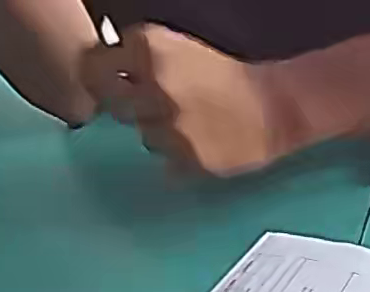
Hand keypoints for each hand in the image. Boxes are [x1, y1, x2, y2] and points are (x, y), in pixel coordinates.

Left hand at [81, 25, 296, 175]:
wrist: (272, 108)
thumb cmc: (227, 79)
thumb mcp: (179, 49)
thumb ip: (142, 58)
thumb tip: (110, 73)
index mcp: (151, 49)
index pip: (97, 66)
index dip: (102, 78)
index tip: (111, 85)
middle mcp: (156, 86)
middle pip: (116, 106)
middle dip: (130, 108)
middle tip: (153, 110)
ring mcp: (172, 126)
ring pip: (145, 137)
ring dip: (160, 135)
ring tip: (189, 129)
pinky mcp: (189, 159)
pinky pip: (168, 164)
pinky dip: (179, 159)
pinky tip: (199, 147)